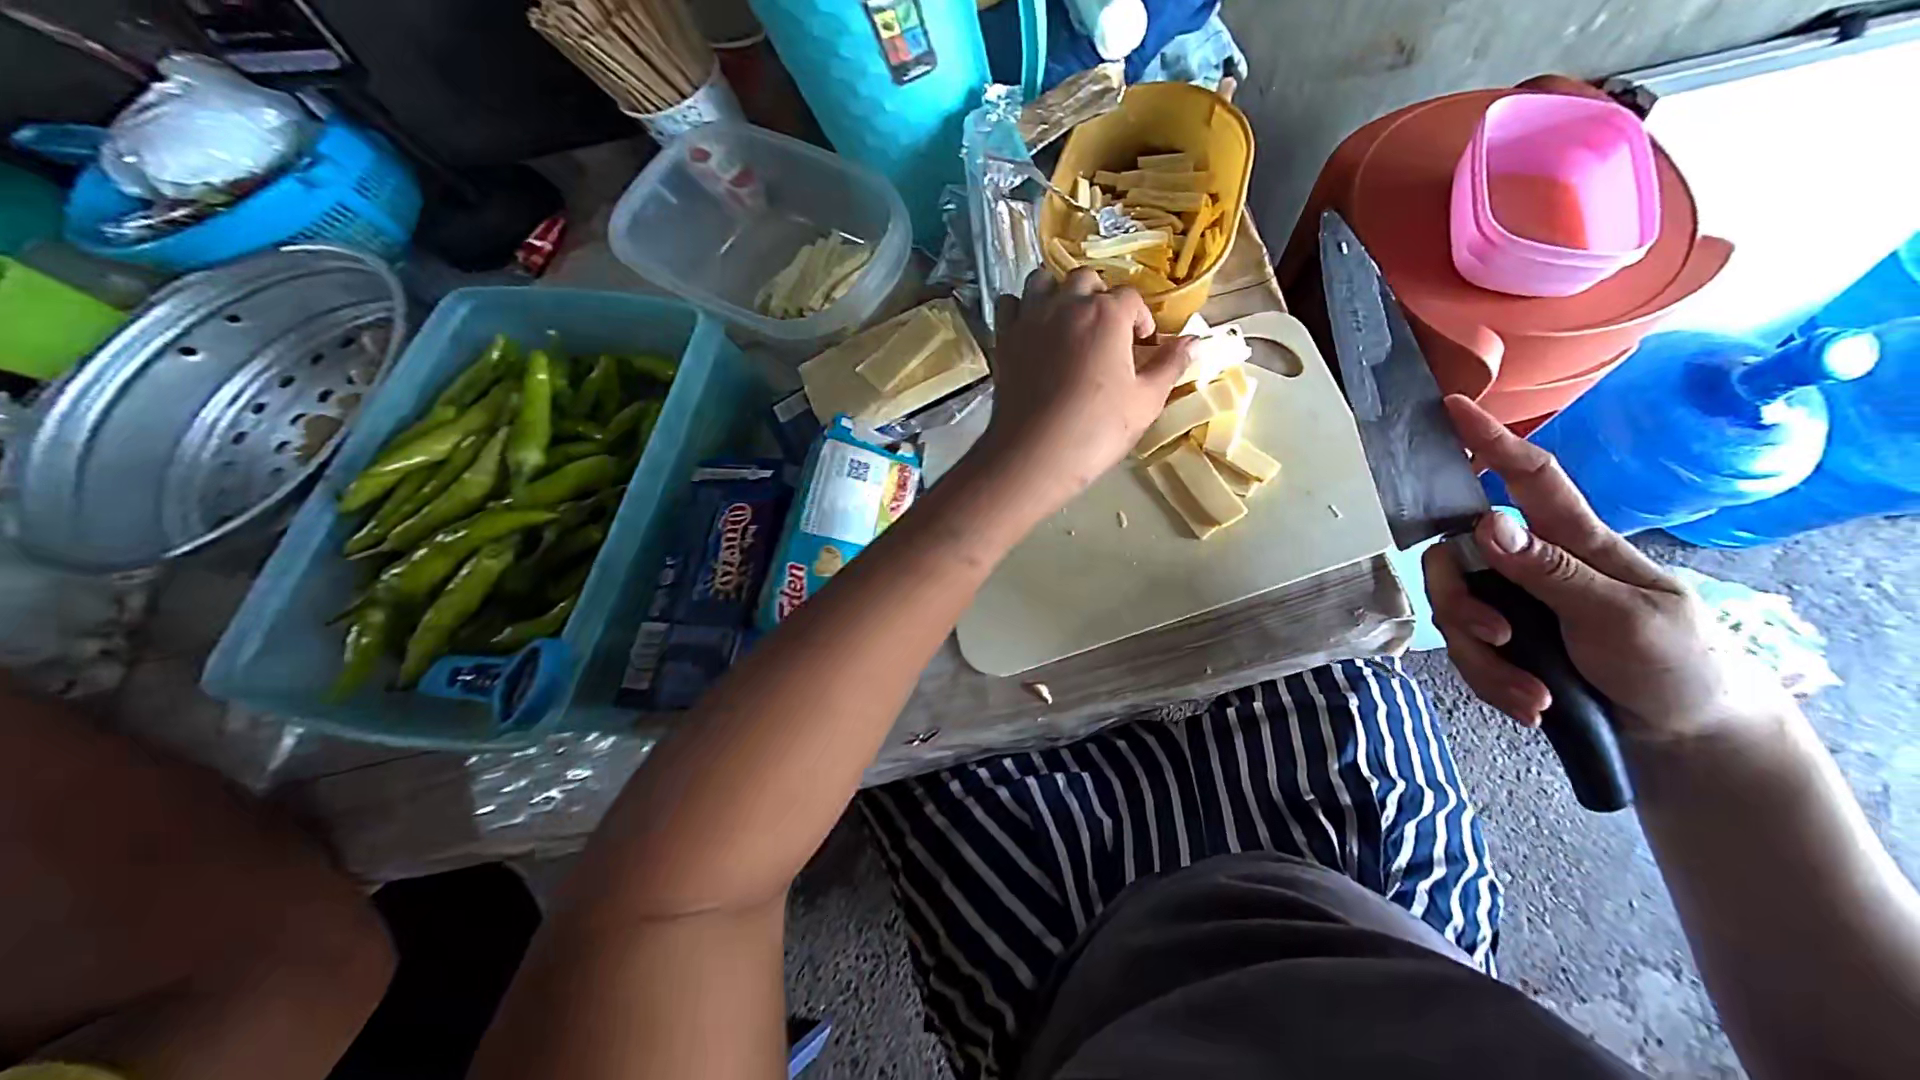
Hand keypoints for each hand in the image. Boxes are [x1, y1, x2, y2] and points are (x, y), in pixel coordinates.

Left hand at [977, 268, 1194, 506]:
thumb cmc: (1096, 429)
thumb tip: (1195, 341)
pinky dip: (1021, 308)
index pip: (1131, 298)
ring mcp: (1030, 319)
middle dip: (1101, 299)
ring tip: (1069, 321)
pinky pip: (1009, 304)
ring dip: (1059, 292)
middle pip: (1086, 281)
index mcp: (1107, 314)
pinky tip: (1032, 329)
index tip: (1142, 346)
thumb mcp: (1146, 400)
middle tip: (1107, 333)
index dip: (1141, 320)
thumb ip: (1170, 365)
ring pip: (1043, 282)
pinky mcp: (1003, 339)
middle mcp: (1066, 304)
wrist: (1034, 455)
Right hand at [1423, 395, 1788, 744]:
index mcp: (1573, 543)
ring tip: (1532, 698)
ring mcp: (1511, 606)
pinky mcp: (1500, 646)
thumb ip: (1552, 571)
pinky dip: (1490, 685)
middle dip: (1460, 604)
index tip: (1454, 406)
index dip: (1492, 441)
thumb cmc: (1680, 664)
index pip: (1530, 478)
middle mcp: (1529, 567)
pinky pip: (1465, 654)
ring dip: (1484, 663)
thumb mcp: (1624, 617)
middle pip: (1455, 559)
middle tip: (1497, 639)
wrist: (1685, 737)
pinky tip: (1529, 707)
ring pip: (1453, 614)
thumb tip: (1487, 523)